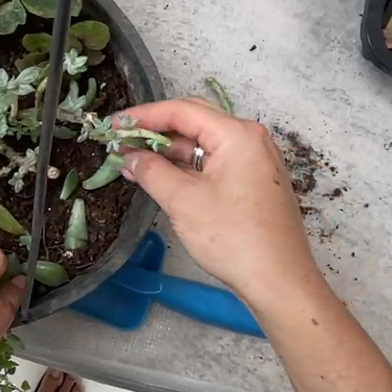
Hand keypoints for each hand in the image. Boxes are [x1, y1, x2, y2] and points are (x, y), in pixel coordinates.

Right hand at [114, 97, 322, 299]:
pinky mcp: (252, 183)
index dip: (142, 116)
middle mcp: (250, 140)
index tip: (113, 126)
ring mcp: (254, 162)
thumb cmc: (232, 237)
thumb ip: (151, 171)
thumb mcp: (183, 201)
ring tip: (133, 162)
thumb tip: (129, 156)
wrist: (278, 281)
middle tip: (121, 140)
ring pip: (202, 144)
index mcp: (237, 135)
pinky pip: (212, 163)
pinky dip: (185, 167)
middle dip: (155, 130)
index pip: (181, 111)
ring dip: (168, 151)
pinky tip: (160, 178)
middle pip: (194, 121)